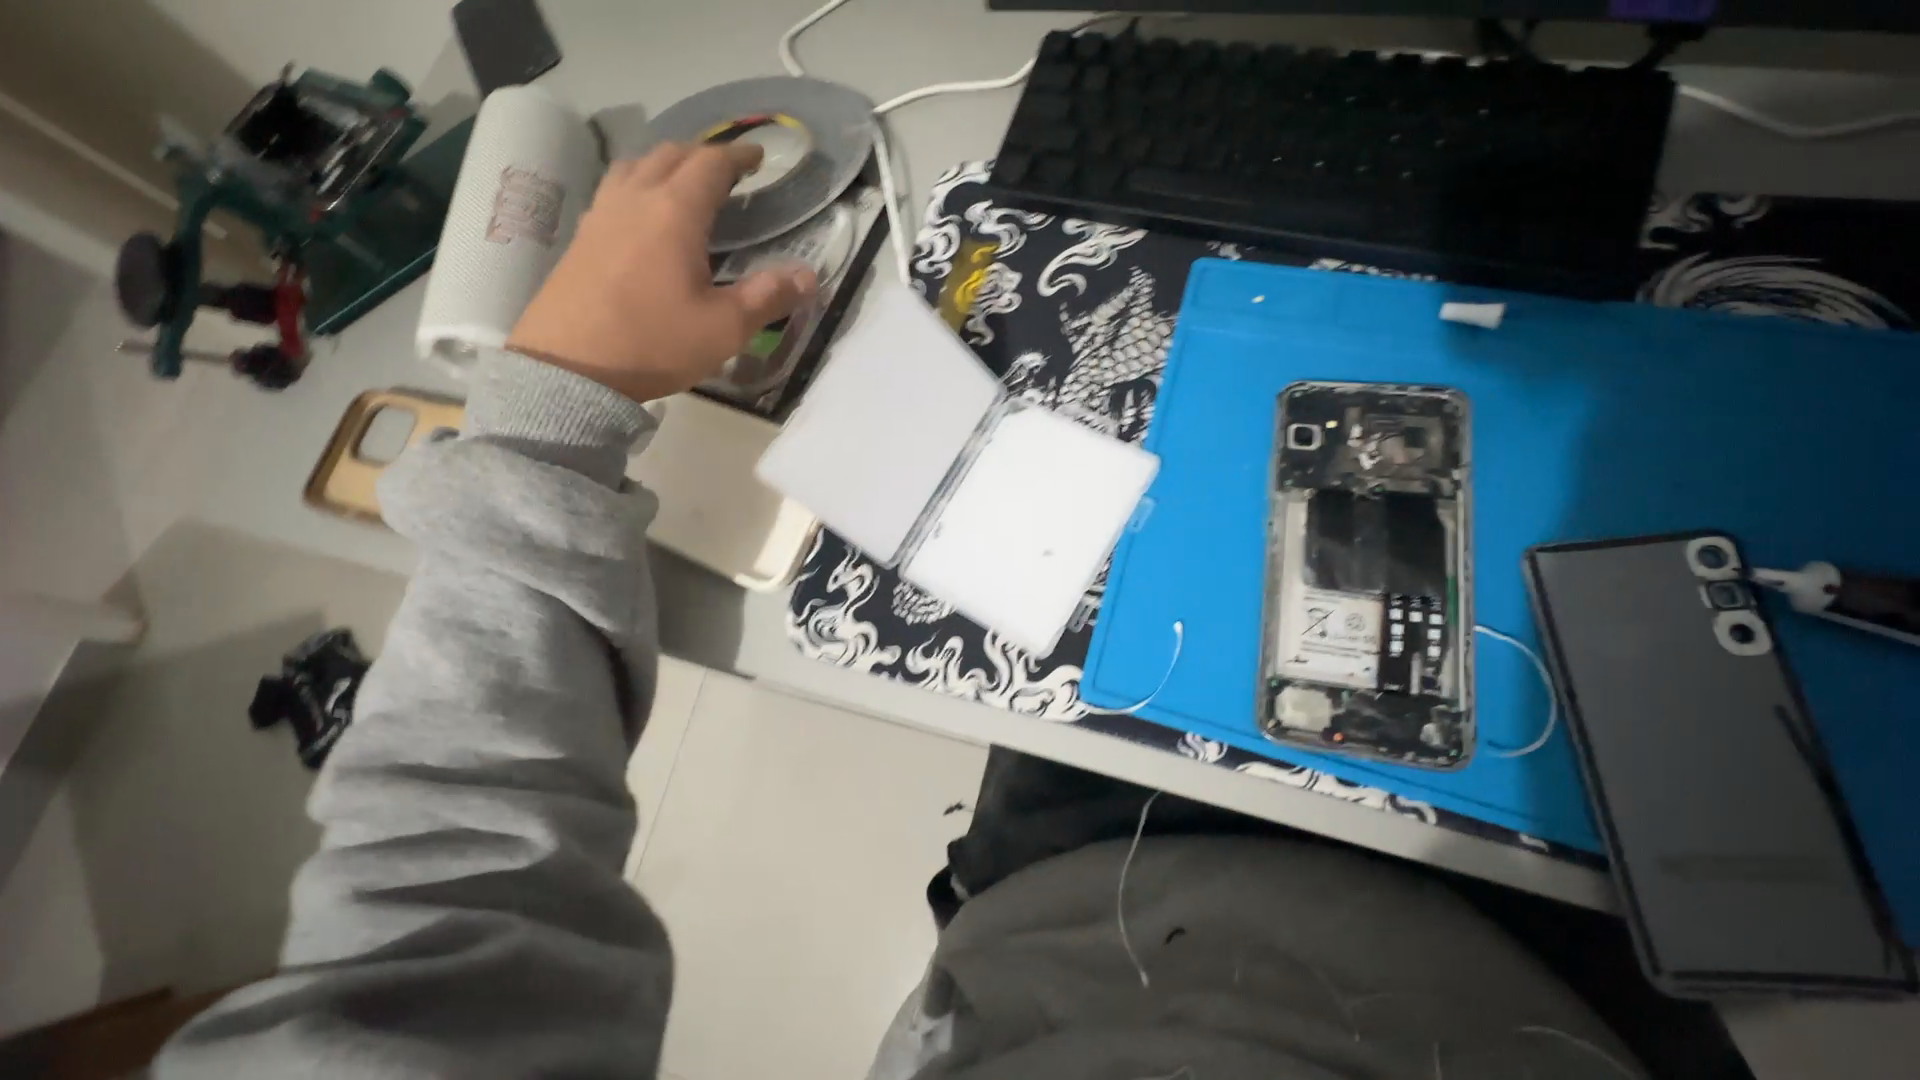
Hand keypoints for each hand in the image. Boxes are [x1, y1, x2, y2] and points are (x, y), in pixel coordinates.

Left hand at [507, 142, 817, 402]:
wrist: (570, 368)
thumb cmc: (654, 343)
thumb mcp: (724, 328)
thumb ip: (768, 297)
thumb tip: (809, 276)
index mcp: (675, 213)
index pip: (710, 164)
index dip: (737, 156)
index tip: (758, 157)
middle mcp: (636, 199)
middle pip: (670, 155)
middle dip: (702, 155)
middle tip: (726, 171)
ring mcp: (602, 214)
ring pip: (636, 166)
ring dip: (665, 164)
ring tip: (683, 183)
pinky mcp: (581, 237)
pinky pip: (614, 190)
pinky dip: (638, 185)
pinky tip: (643, 215)